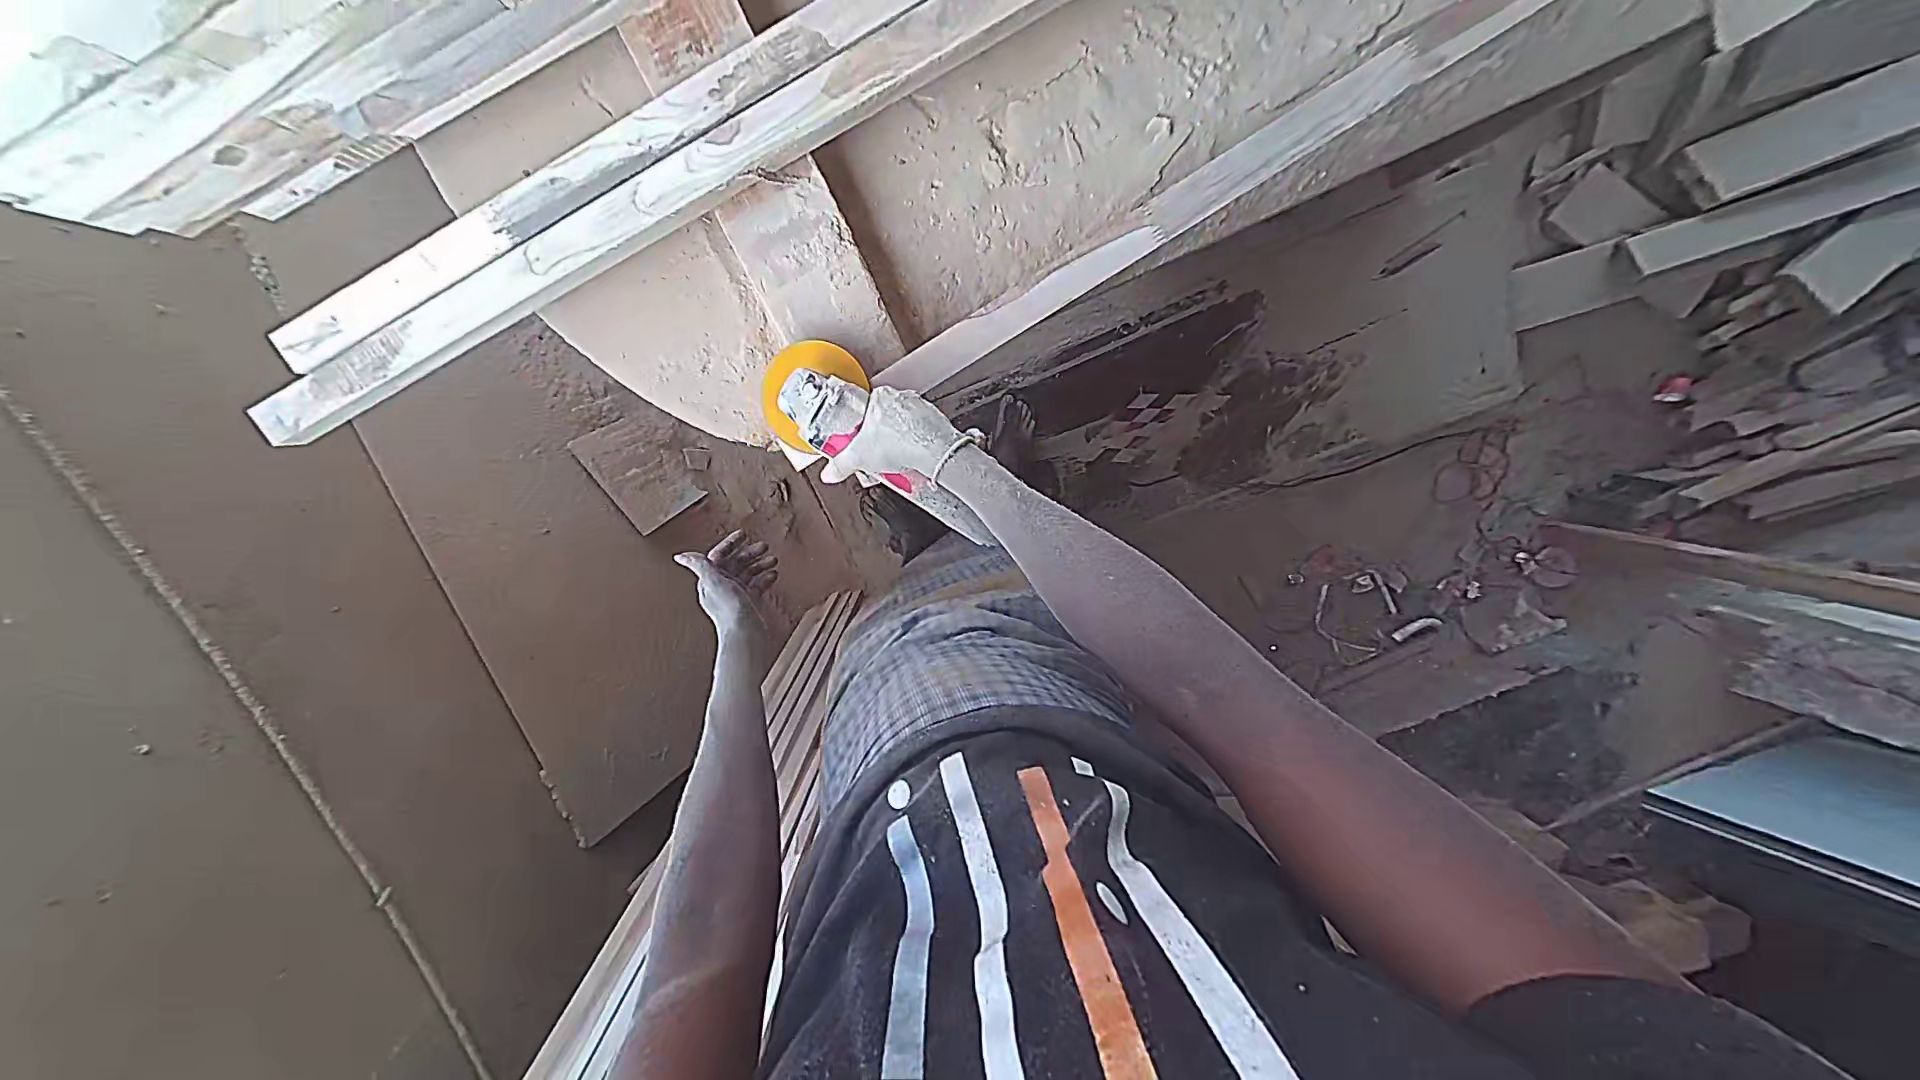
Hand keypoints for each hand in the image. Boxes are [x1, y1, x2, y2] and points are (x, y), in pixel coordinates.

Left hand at [676, 530, 776, 633]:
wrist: (744, 632)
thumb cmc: (729, 609)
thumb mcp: (713, 581)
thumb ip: (699, 565)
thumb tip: (681, 556)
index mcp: (710, 580)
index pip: (719, 555)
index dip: (730, 544)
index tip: (743, 534)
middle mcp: (721, 586)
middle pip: (736, 563)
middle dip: (749, 553)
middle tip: (763, 546)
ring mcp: (736, 595)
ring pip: (748, 573)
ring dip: (760, 564)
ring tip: (772, 559)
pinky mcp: (749, 603)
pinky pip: (757, 585)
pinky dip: (765, 578)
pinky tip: (773, 574)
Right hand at [820, 386, 975, 484]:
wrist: (933, 451)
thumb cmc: (900, 443)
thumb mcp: (859, 458)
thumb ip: (840, 465)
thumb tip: (829, 473)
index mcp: (879, 397)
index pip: (862, 412)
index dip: (859, 433)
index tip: (859, 445)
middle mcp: (901, 398)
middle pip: (882, 423)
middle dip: (878, 444)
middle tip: (876, 461)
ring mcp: (919, 408)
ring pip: (901, 430)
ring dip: (896, 447)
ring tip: (894, 466)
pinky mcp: (935, 421)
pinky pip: (918, 435)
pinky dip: (914, 448)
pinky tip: (910, 462)